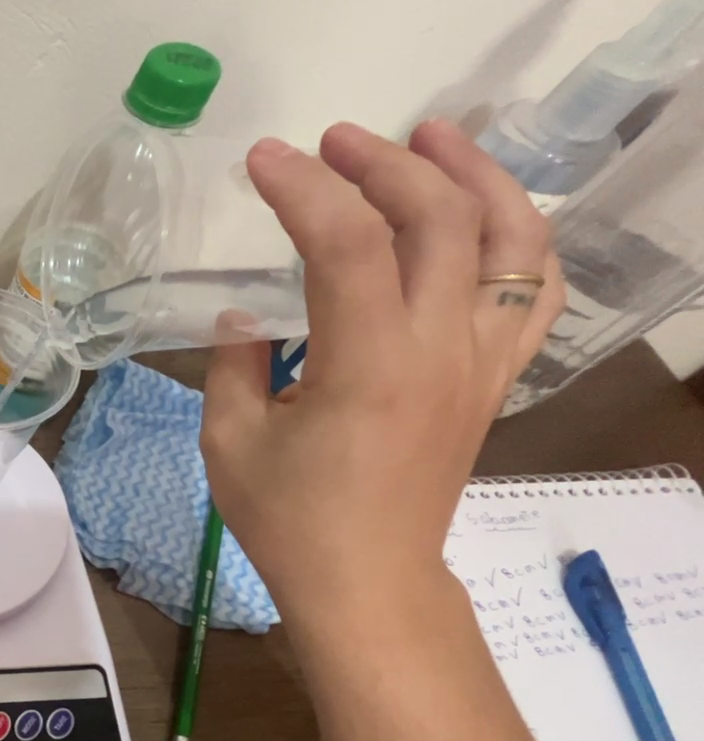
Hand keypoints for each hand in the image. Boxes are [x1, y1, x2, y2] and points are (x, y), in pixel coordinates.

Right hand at [199, 118, 564, 620]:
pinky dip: (521, 235)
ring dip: (471, 175)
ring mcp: (480, 360)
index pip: (346, 247)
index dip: (305, 191)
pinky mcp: (493, 377)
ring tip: (430, 139)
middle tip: (330, 143)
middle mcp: (440, 348)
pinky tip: (487, 214)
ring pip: (507, 238)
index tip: (264, 161)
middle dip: (382, 166)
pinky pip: (536, 288)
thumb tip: (246, 312)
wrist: (364, 576)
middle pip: (435, 222)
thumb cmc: (286, 517)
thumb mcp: (229, 441)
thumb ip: (235, 365)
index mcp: (367, 364)